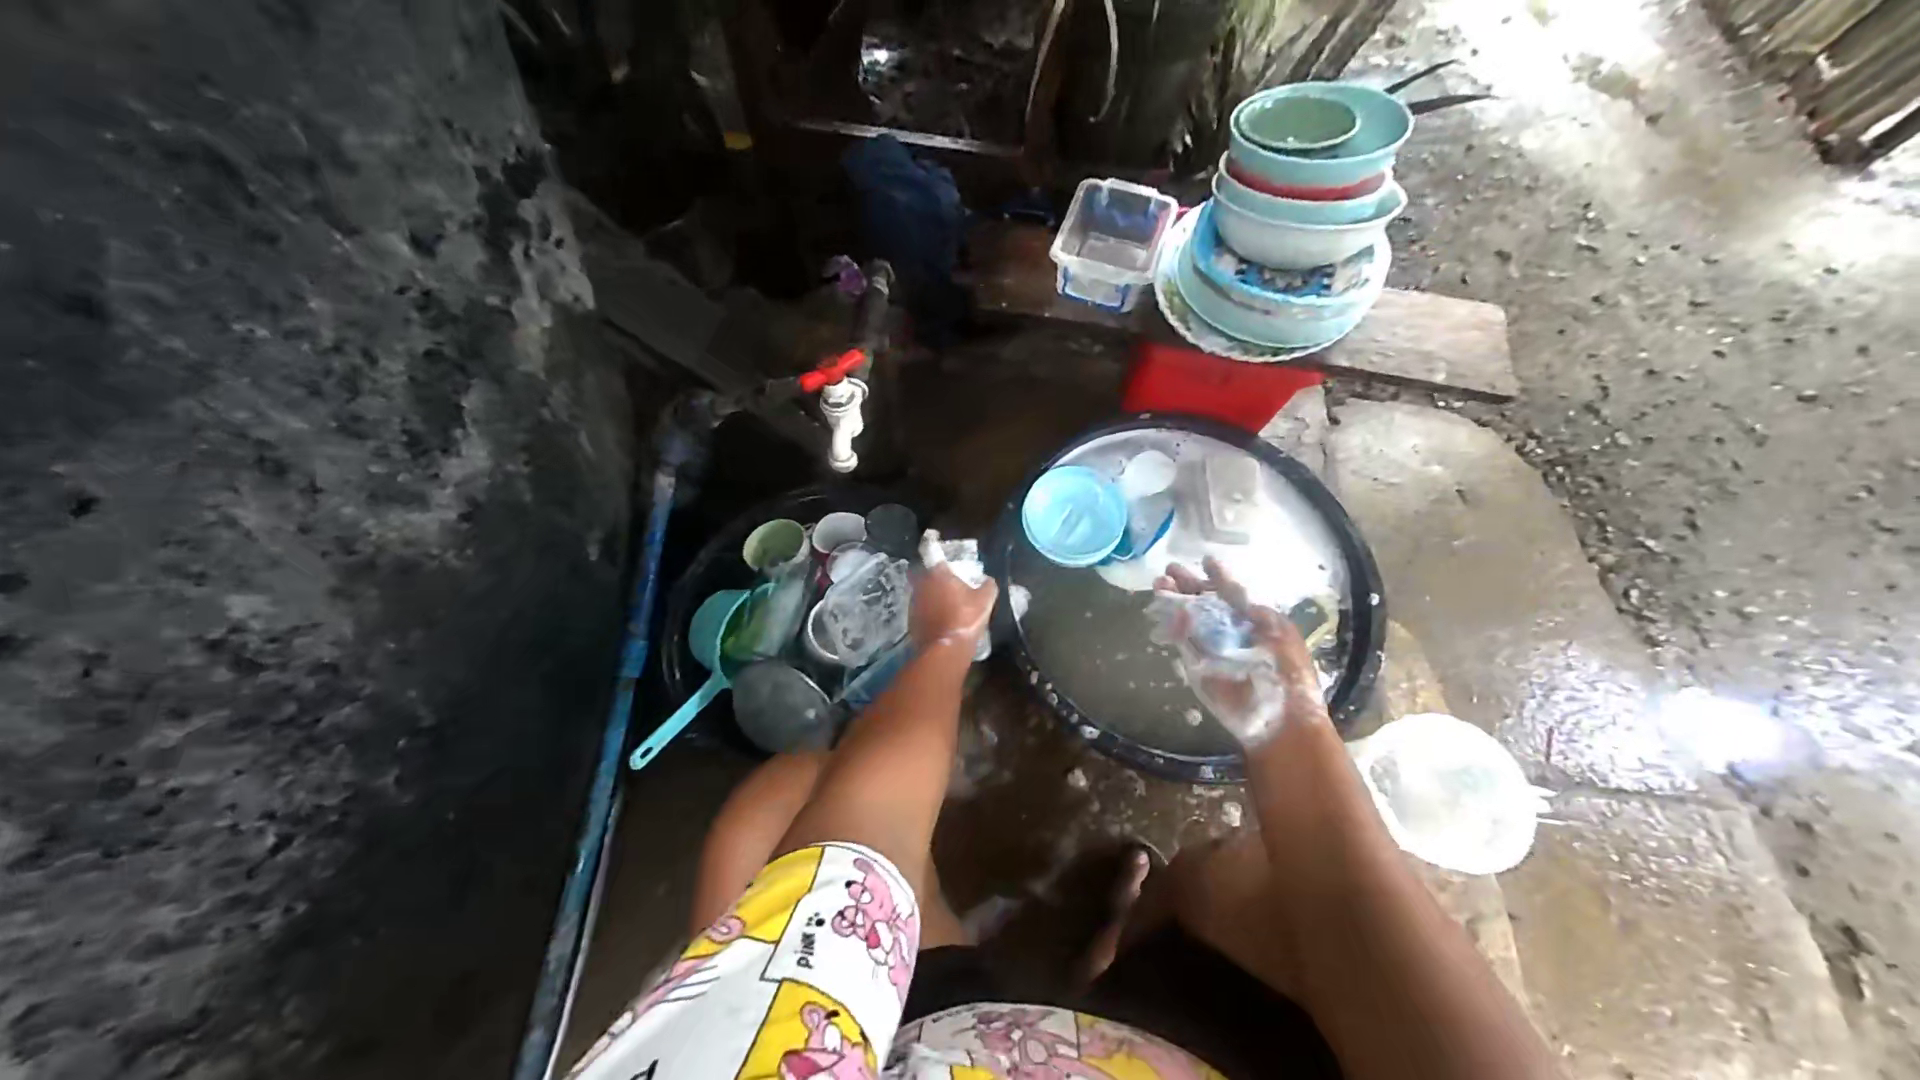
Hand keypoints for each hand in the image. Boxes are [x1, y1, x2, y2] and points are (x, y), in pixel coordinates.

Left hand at [909, 563, 998, 651]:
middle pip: (923, 574)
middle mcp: (921, 584)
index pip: (933, 557)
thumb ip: (988, 586)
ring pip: (919, 592)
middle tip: (945, 584)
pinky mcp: (910, 619)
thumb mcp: (985, 601)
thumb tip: (988, 580)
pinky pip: (918, 609)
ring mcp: (913, 602)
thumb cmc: (965, 619)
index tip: (947, 565)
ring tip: (942, 604)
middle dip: (931, 577)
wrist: (945, 649)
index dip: (940, 559)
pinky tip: (937, 619)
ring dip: (928, 595)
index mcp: (938, 574)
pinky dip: (926, 611)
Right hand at [1154, 558, 1328, 741]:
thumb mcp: (1279, 635)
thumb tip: (1233, 590)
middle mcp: (1233, 632)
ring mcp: (1214, 649)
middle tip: (1168, 569)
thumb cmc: (1288, 678)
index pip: (1233, 593)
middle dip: (1188, 584)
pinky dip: (1173, 625)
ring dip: (1174, 601)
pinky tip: (1163, 611)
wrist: (1278, 724)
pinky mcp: (1198, 667)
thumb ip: (1255, 612)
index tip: (1205, 559)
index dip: (1219, 576)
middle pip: (1206, 602)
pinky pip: (1183, 641)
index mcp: (1256, 622)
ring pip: (1190, 618)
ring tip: (1159, 584)